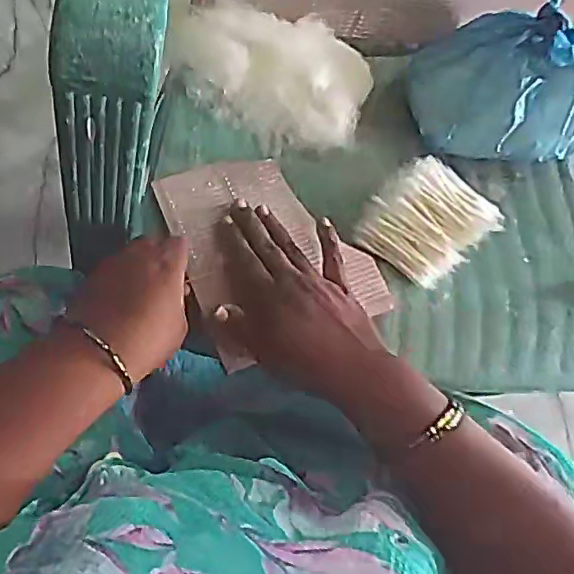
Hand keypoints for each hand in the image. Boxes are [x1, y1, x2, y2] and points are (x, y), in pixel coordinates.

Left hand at [64, 233, 190, 380]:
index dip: (179, 258)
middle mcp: (139, 254)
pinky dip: (115, 277)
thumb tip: (173, 293)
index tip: (179, 275)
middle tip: (158, 281)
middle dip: (155, 257)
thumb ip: (178, 300)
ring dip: (134, 266)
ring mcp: (112, 261)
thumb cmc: (147, 341)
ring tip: (135, 291)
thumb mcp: (178, 326)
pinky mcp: (91, 272)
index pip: (178, 244)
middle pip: (151, 243)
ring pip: (128, 254)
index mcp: (167, 264)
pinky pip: (111, 268)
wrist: (96, 351)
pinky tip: (115, 298)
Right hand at [214, 203, 391, 400]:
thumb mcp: (264, 352)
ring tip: (264, 209)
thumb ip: (240, 328)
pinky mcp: (340, 287)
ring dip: (277, 228)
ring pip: (292, 248)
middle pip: (267, 248)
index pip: (246, 261)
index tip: (224, 221)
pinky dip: (327, 239)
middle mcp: (292, 281)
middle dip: (251, 225)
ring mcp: (318, 281)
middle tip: (239, 204)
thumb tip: (217, 308)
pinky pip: (332, 258)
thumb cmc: (305, 364)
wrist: (356, 370)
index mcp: (270, 296)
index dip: (234, 240)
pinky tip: (323, 222)